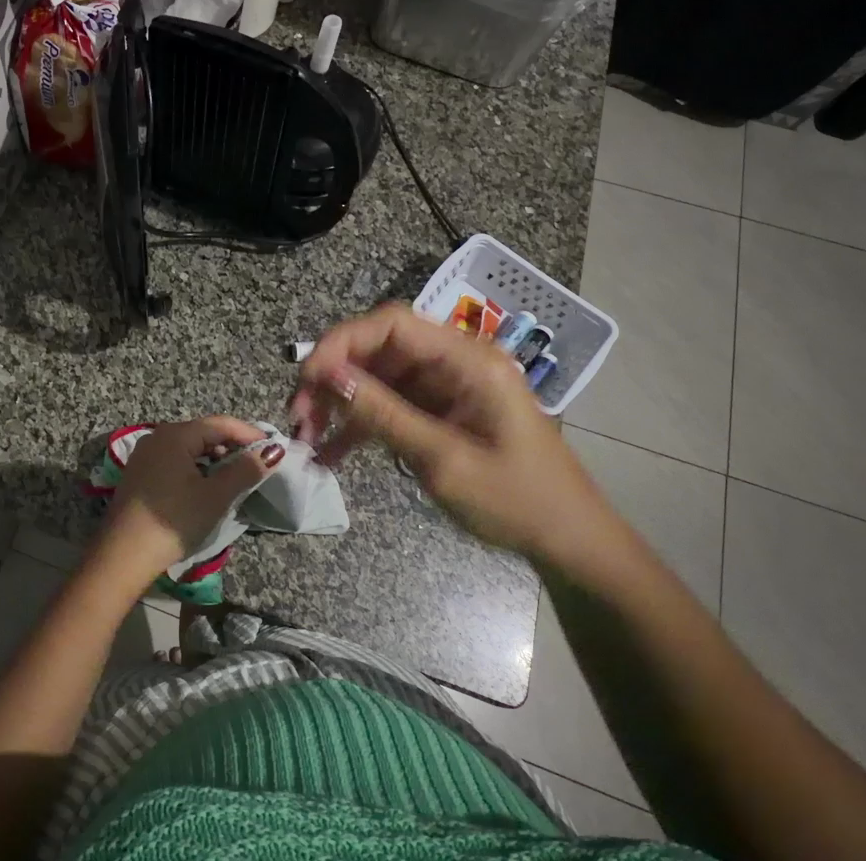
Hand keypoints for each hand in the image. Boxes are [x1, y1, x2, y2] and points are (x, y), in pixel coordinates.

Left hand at [86, 417, 284, 589]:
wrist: (124, 555)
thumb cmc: (175, 521)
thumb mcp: (215, 496)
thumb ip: (245, 470)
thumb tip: (273, 452)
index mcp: (174, 435)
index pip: (220, 424)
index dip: (250, 434)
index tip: (274, 450)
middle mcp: (156, 437)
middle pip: (203, 433)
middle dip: (232, 446)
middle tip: (257, 465)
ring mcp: (145, 456)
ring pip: (189, 448)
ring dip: (214, 459)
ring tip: (236, 477)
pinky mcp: (140, 475)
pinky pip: (175, 461)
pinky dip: (196, 468)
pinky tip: (207, 486)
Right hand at [289, 304, 611, 560]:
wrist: (568, 541)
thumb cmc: (517, 500)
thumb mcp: (443, 459)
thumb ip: (383, 413)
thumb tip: (326, 375)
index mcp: (468, 360)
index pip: (392, 324)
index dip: (342, 342)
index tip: (306, 378)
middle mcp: (455, 364)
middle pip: (378, 349)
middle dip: (333, 378)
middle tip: (298, 415)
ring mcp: (446, 389)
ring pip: (376, 379)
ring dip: (340, 405)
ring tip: (307, 437)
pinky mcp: (440, 414)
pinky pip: (389, 408)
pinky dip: (360, 428)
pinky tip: (330, 455)